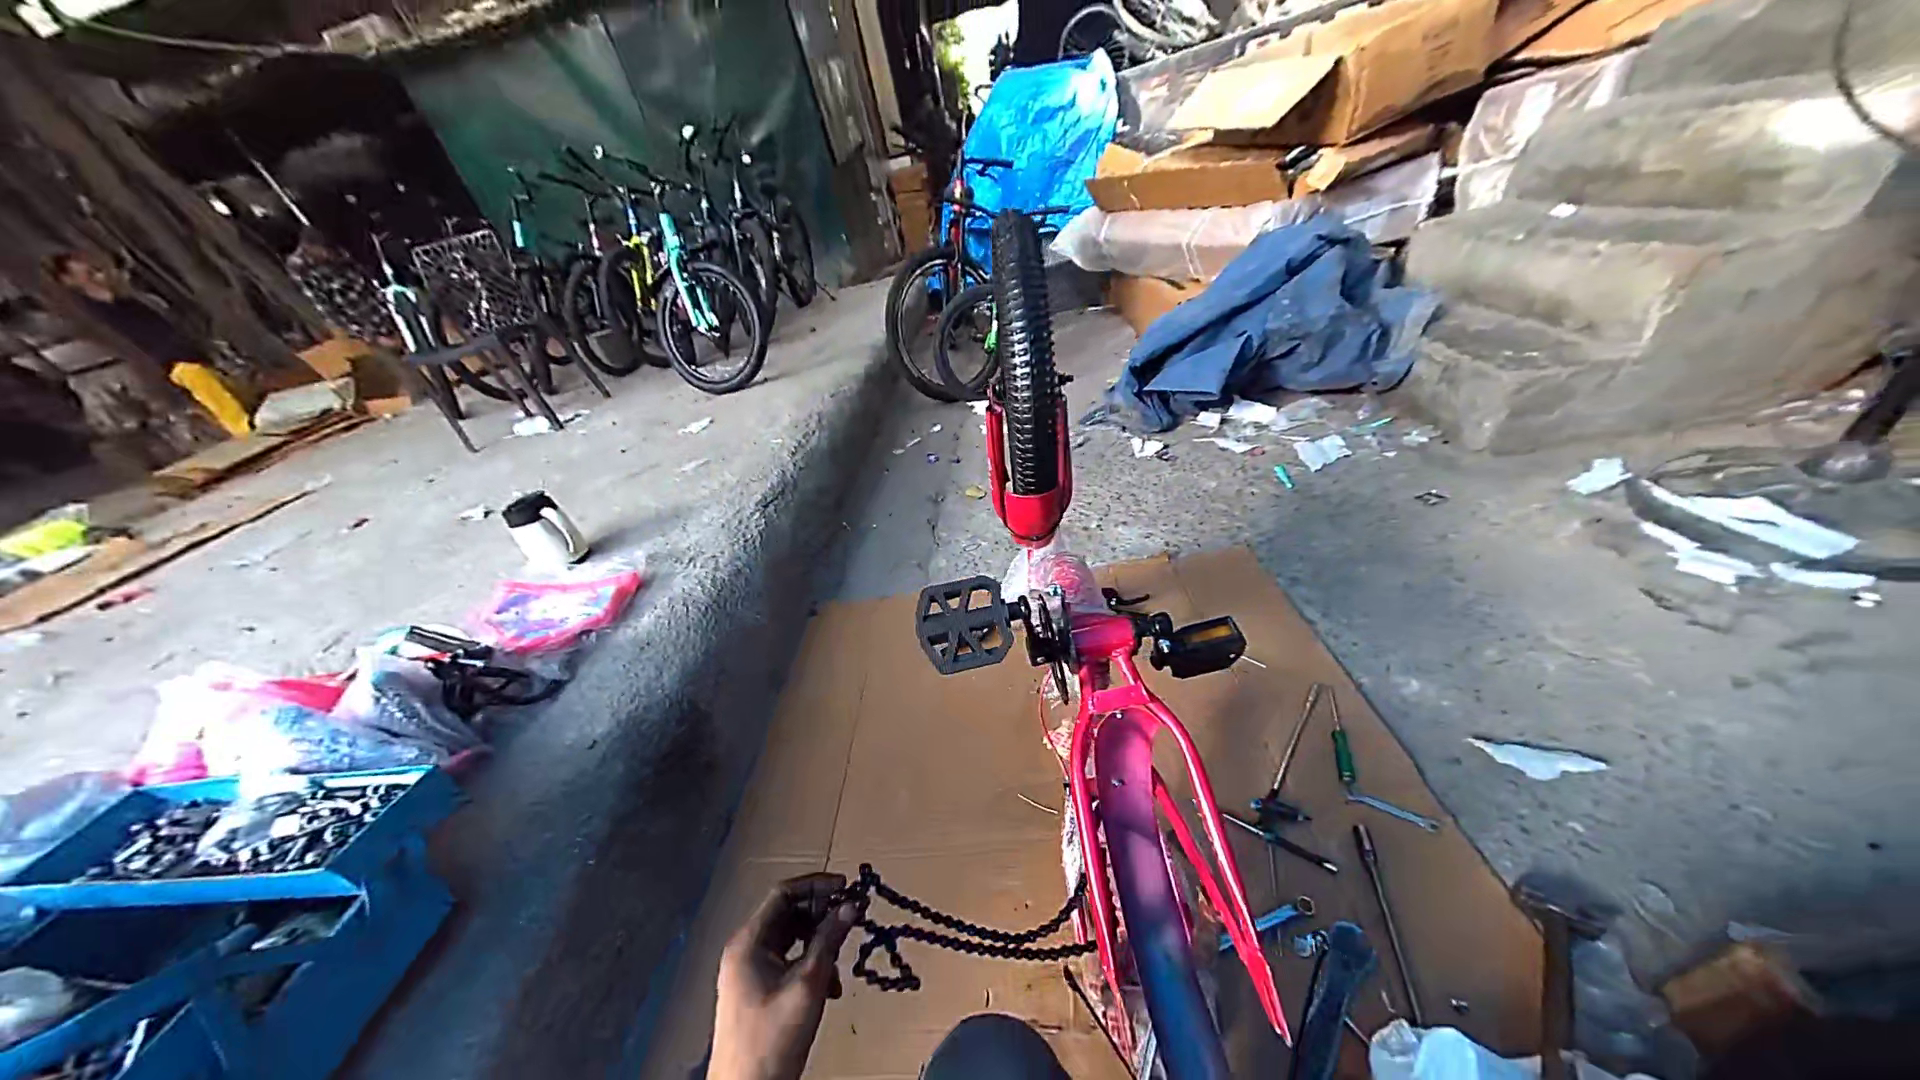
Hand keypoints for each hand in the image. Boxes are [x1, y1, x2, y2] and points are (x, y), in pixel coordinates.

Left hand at [708, 872, 859, 1079]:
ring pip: (790, 937)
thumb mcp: (808, 984)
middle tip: (852, 916)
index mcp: (749, 941)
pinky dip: (809, 963)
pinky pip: (787, 960)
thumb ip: (829, 939)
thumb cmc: (774, 1038)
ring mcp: (748, 970)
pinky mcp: (756, 990)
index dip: (817, 885)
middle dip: (821, 913)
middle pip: (787, 913)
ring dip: (819, 941)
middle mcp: (745, 949)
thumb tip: (852, 904)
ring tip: (842, 955)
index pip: (784, 893)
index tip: (847, 887)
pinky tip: (830, 985)